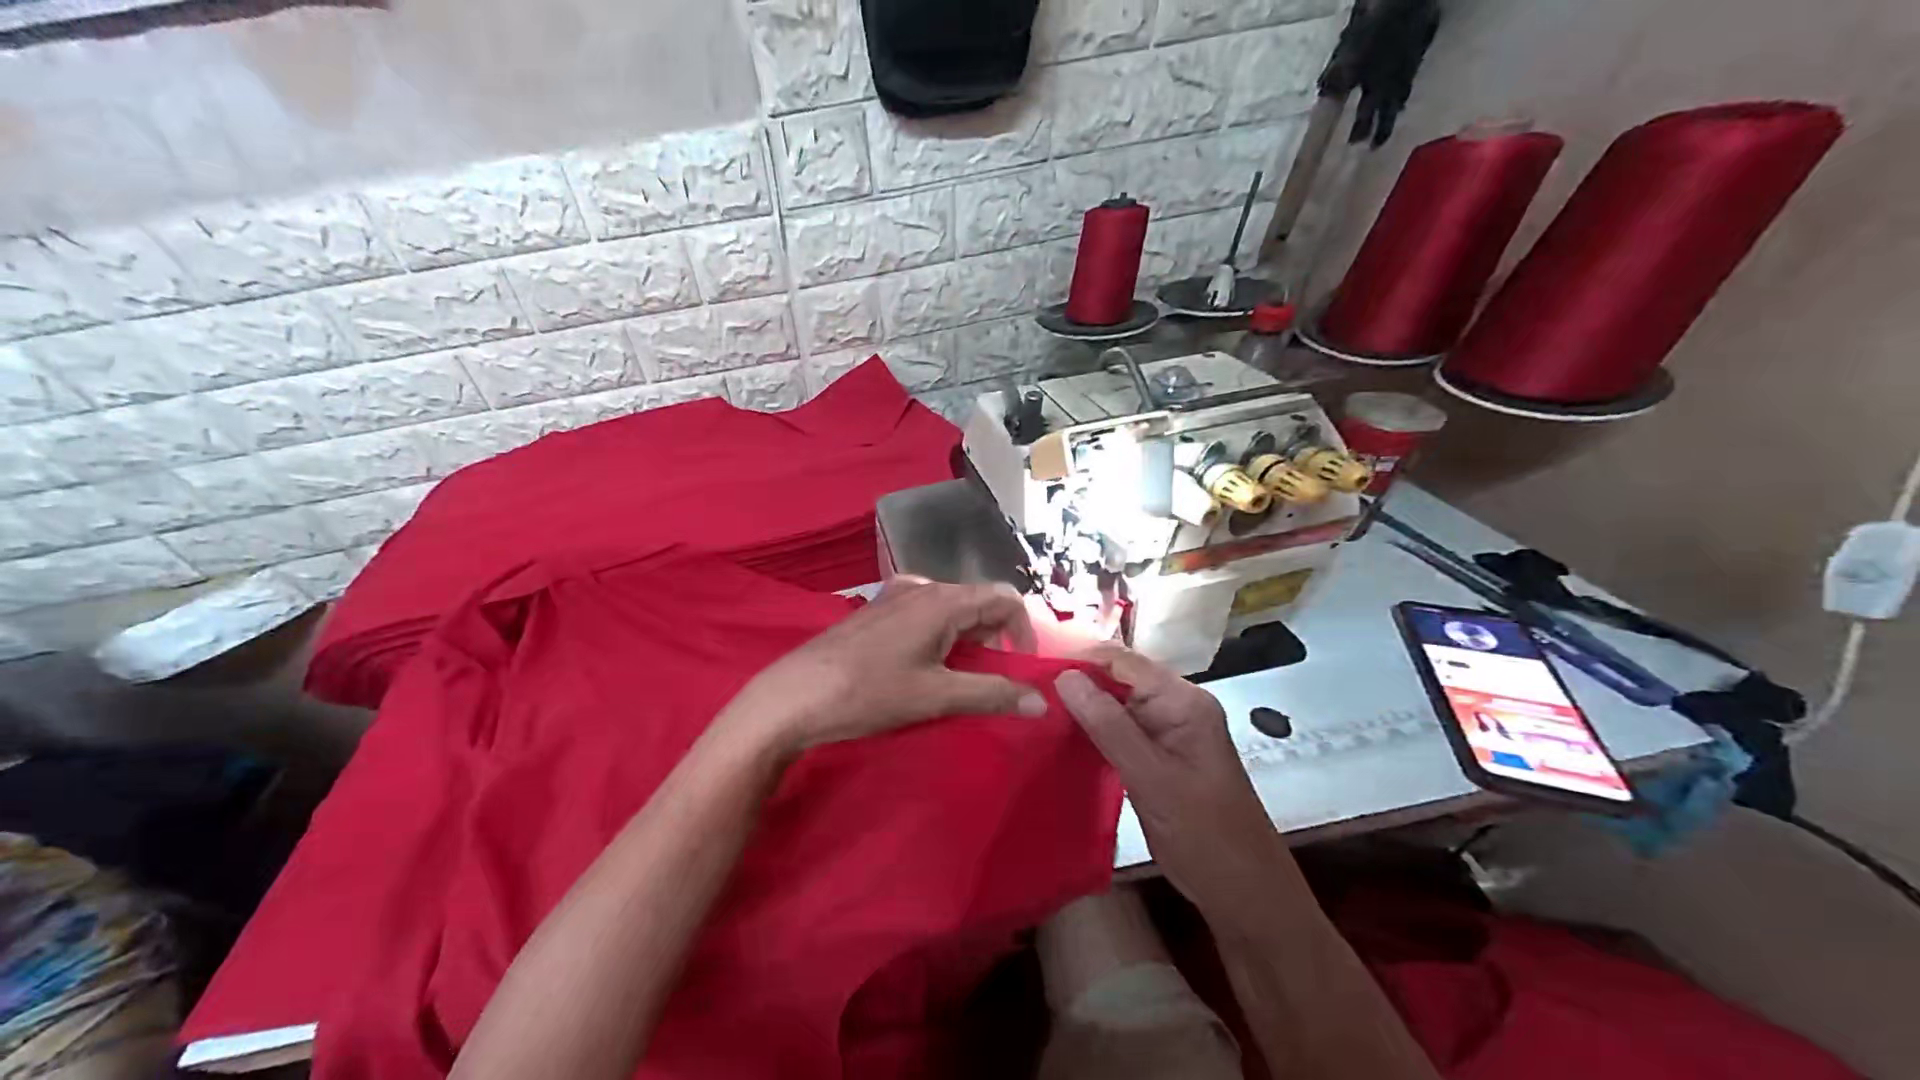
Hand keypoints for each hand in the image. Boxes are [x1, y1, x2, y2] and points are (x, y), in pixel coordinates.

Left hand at [720, 577, 1048, 754]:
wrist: (793, 696)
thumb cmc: (869, 693)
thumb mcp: (936, 696)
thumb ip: (993, 694)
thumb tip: (1041, 702)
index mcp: (943, 600)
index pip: (1005, 598)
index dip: (1024, 631)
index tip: (1021, 669)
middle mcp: (921, 587)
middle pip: (978, 602)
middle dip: (995, 639)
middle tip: (989, 681)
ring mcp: (894, 597)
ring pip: (951, 610)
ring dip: (966, 641)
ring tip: (956, 680)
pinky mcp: (875, 612)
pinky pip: (924, 615)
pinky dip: (940, 638)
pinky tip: (923, 668)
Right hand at [1054, 646, 1293, 918]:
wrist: (1244, 892)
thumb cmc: (1205, 835)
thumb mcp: (1152, 779)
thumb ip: (1108, 725)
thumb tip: (1064, 676)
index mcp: (1183, 701)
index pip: (1123, 661)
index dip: (1079, 660)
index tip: (1033, 671)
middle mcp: (1176, 705)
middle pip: (1118, 677)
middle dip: (1076, 682)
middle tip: (1029, 693)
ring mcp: (1167, 729)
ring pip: (1115, 702)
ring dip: (1081, 706)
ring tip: (1037, 711)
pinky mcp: (1157, 753)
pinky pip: (1118, 727)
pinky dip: (1092, 729)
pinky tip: (1062, 736)